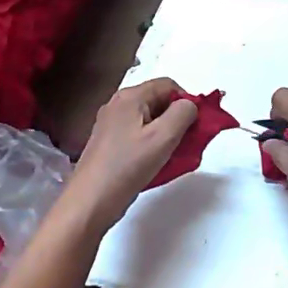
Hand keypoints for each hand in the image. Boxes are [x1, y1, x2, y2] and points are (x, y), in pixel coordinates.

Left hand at [66, 78, 196, 230]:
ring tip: (174, 155)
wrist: (90, 202)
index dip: (187, 101)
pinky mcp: (109, 143)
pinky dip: (153, 144)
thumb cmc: (128, 166)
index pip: (169, 85)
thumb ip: (183, 113)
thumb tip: (189, 105)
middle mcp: (118, 105)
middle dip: (178, 119)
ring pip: (150, 120)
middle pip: (159, 102)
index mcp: (130, 97)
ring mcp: (111, 125)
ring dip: (168, 134)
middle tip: (188, 142)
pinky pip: (139, 135)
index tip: (197, 126)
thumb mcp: (164, 136)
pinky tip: (157, 163)